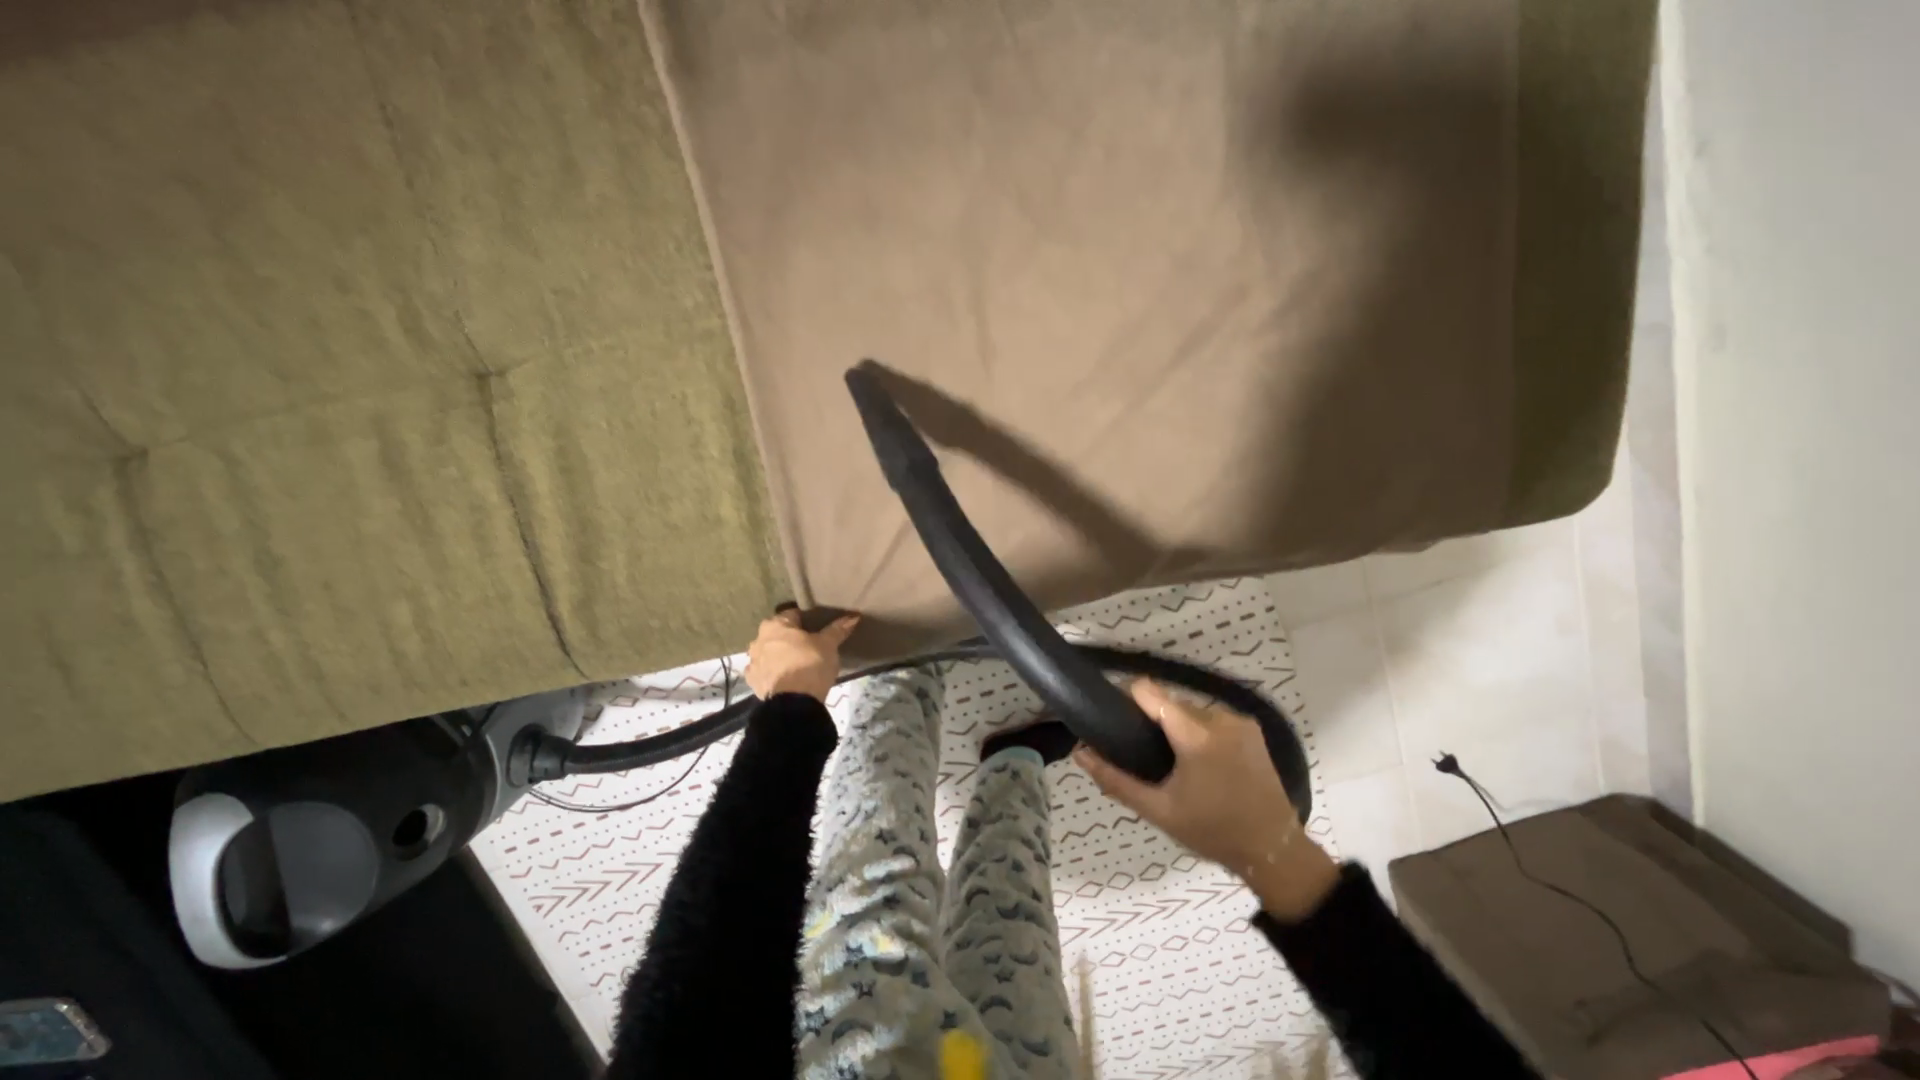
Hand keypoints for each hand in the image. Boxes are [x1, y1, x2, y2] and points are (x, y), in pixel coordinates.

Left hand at [744, 609, 859, 703]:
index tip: (818, 630)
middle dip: (791, 638)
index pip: (793, 615)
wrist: (793, 703)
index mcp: (776, 624)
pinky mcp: (752, 681)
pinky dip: (772, 672)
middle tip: (809, 647)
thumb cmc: (810, 664)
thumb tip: (853, 617)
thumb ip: (837, 629)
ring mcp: (753, 660)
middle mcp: (759, 638)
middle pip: (778, 633)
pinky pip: (764, 671)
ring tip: (797, 664)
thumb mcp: (828, 645)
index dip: (807, 621)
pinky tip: (785, 678)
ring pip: (769, 652)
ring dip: (779, 655)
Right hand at [1073, 679, 1338, 921]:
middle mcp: (1219, 718)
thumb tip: (1081, 754)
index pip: (1149, 691)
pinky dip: (1198, 730)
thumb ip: (1115, 779)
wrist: (1272, 849)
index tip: (1113, 716)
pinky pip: (1212, 719)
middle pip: (1170, 702)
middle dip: (1152, 719)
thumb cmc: (1210, 831)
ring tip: (1166, 757)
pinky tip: (1194, 759)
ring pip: (1192, 709)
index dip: (1127, 698)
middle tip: (1138, 750)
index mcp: (1195, 735)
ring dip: (1176, 725)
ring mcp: (1239, 722)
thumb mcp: (1158, 810)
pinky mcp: (1252, 729)